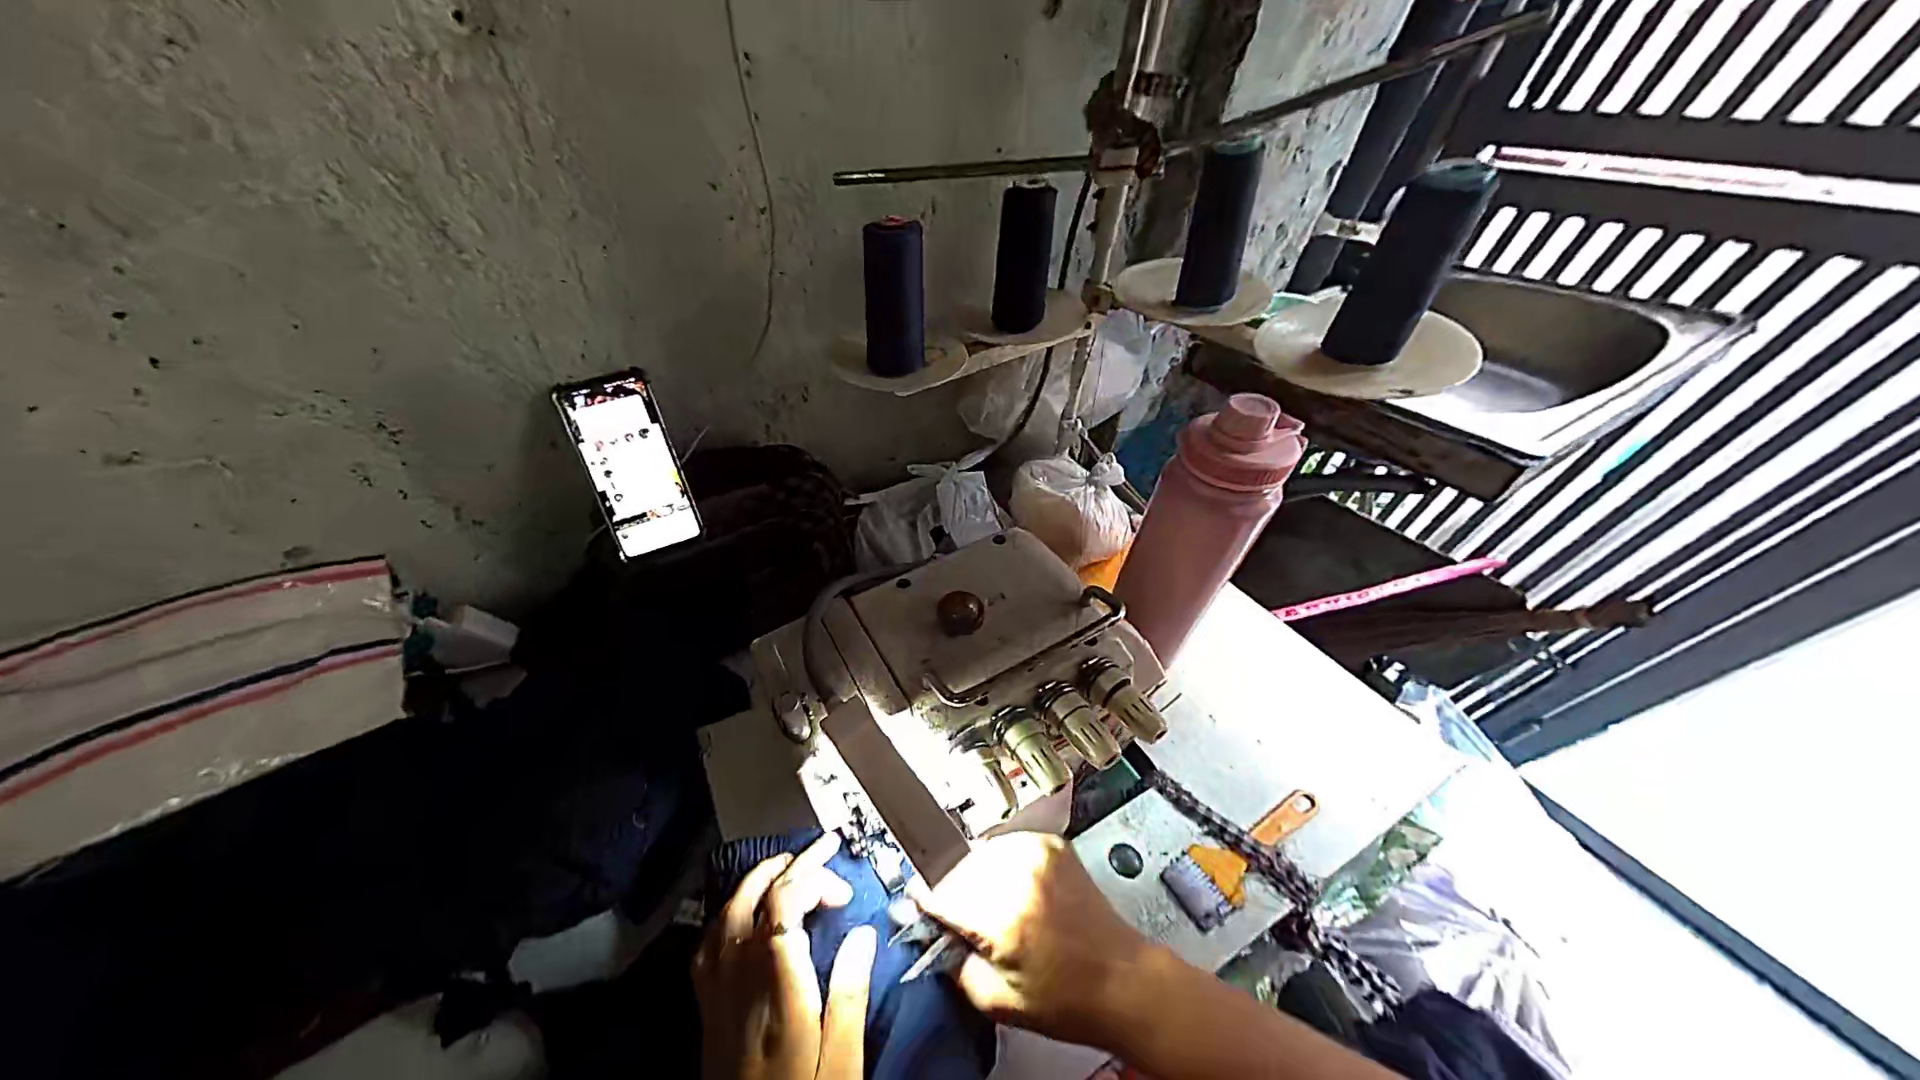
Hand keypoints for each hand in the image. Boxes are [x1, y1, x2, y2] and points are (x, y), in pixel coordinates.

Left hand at [693, 832, 878, 1079]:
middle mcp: (740, 976)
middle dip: (795, 864)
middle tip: (826, 848)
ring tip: (789, 863)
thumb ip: (850, 992)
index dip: (813, 879)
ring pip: (730, 909)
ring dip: (761, 877)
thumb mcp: (841, 1060)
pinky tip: (745, 910)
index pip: (784, 903)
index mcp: (777, 985)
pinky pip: (710, 939)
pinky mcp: (706, 1003)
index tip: (844, 893)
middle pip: (759, 896)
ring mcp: (717, 988)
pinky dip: (731, 909)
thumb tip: (863, 933)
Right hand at [914, 831, 1158, 1048]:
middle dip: (950, 887)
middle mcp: (1018, 874)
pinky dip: (1000, 862)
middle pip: (956, 865)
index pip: (938, 889)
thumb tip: (932, 934)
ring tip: (991, 903)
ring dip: (973, 872)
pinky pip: (1006, 844)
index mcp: (1000, 916)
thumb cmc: (1070, 996)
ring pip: (979, 850)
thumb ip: (954, 964)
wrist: (1121, 977)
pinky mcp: (1051, 844)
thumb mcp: (996, 1001)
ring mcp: (1037, 853)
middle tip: (960, 914)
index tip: (918, 904)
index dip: (924, 900)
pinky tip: (1013, 888)